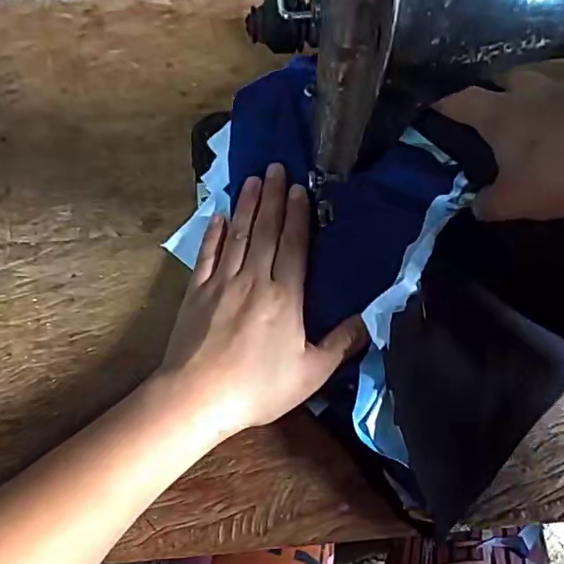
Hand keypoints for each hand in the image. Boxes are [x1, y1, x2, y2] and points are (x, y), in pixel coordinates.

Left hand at [152, 163, 367, 440]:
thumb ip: (340, 344)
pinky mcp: (195, 293)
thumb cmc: (258, 387)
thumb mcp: (311, 373)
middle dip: (271, 197)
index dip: (298, 215)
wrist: (198, 395)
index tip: (299, 188)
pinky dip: (213, 234)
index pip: (294, 246)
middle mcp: (253, 280)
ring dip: (245, 206)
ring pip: (237, 235)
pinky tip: (218, 217)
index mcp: (286, 296)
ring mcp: (220, 283)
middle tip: (275, 167)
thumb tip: (368, 321)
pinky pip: (206, 255)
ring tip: (252, 180)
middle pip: (265, 231)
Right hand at [435, 71, 563, 223]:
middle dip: (486, 97)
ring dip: (525, 107)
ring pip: (536, 91)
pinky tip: (560, 140)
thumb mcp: (514, 201)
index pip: (458, 101)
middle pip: (499, 83)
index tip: (425, 114)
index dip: (439, 107)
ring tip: (519, 133)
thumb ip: (488, 203)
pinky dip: (556, 118)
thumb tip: (478, 204)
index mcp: (501, 112)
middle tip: (478, 122)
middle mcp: (532, 91)